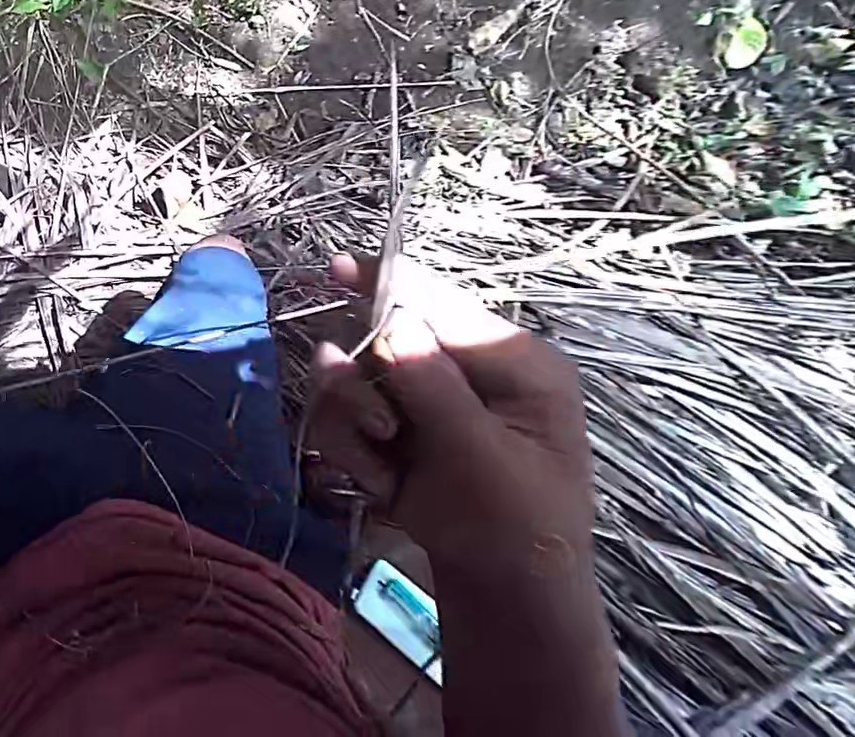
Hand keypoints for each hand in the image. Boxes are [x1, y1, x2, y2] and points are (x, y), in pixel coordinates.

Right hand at [309, 255, 595, 585]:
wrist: (499, 586)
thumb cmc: (516, 524)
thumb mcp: (485, 458)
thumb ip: (438, 391)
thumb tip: (396, 325)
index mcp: (506, 358)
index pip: (438, 301)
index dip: (386, 282)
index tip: (338, 269)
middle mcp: (457, 362)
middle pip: (378, 334)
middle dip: (361, 382)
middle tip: (378, 428)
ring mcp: (416, 388)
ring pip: (348, 372)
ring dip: (352, 418)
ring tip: (379, 457)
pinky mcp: (384, 414)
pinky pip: (338, 408)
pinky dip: (349, 444)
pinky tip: (380, 478)